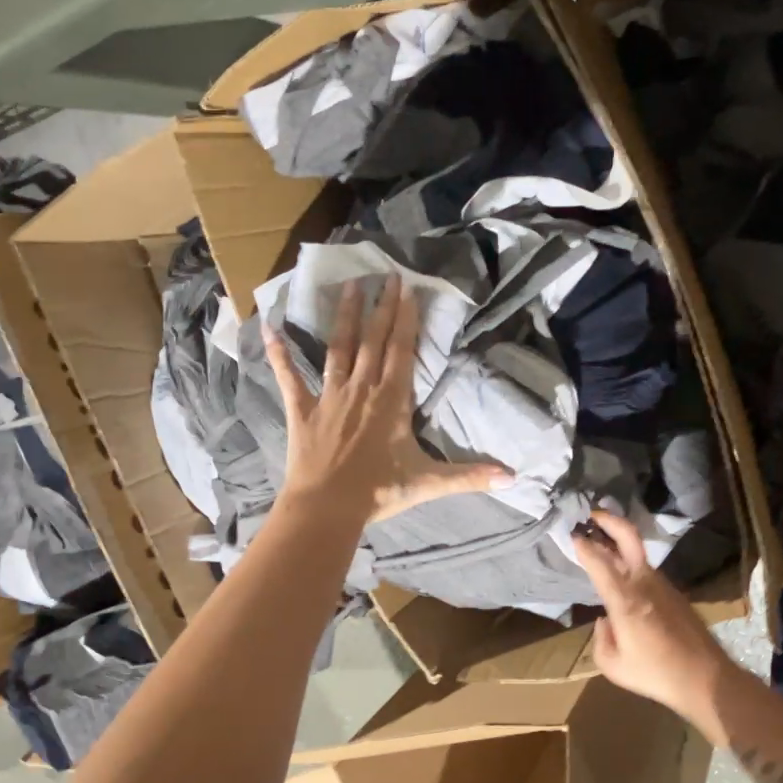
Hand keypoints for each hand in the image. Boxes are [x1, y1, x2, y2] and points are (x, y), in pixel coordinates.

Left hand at [265, 276, 510, 523]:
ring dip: (344, 315)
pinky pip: (289, 377)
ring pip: (338, 347)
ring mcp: (330, 396)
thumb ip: (471, 475)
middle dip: (382, 305)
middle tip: (386, 274)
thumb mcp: (430, 482)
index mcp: (392, 399)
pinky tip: (269, 327)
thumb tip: (513, 477)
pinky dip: (279, 352)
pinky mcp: (302, 410)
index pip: (401, 349)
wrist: (326, 509)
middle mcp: (362, 387)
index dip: (405, 317)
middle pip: (373, 339)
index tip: (407, 287)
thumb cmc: (379, 492)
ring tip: (349, 286)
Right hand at [572, 511, 738, 722]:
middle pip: (628, 537)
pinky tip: (624, 575)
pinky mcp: (674, 592)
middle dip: (609, 521)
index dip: (584, 546)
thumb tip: (605, 620)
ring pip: (638, 553)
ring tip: (602, 543)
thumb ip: (600, 638)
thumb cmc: (655, 673)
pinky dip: (632, 563)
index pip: (600, 562)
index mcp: (625, 599)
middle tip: (591, 515)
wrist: (704, 676)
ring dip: (619, 542)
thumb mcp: (613, 665)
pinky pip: (647, 570)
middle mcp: (644, 582)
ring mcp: (662, 584)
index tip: (573, 535)